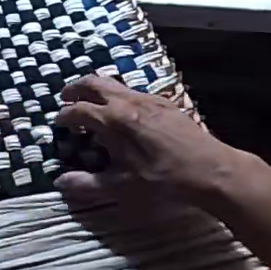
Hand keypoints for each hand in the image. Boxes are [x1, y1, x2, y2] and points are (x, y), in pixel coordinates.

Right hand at [53, 75, 270, 215]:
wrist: (212, 170)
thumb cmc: (164, 180)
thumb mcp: (123, 187)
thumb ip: (89, 184)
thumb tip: (61, 183)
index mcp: (114, 120)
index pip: (78, 110)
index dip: (64, 116)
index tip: (58, 123)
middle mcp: (127, 102)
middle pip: (93, 83)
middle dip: (75, 88)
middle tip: (66, 97)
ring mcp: (147, 99)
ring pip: (114, 83)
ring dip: (97, 89)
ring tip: (91, 102)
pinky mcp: (163, 102)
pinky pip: (132, 91)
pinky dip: (118, 95)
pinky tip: (123, 114)